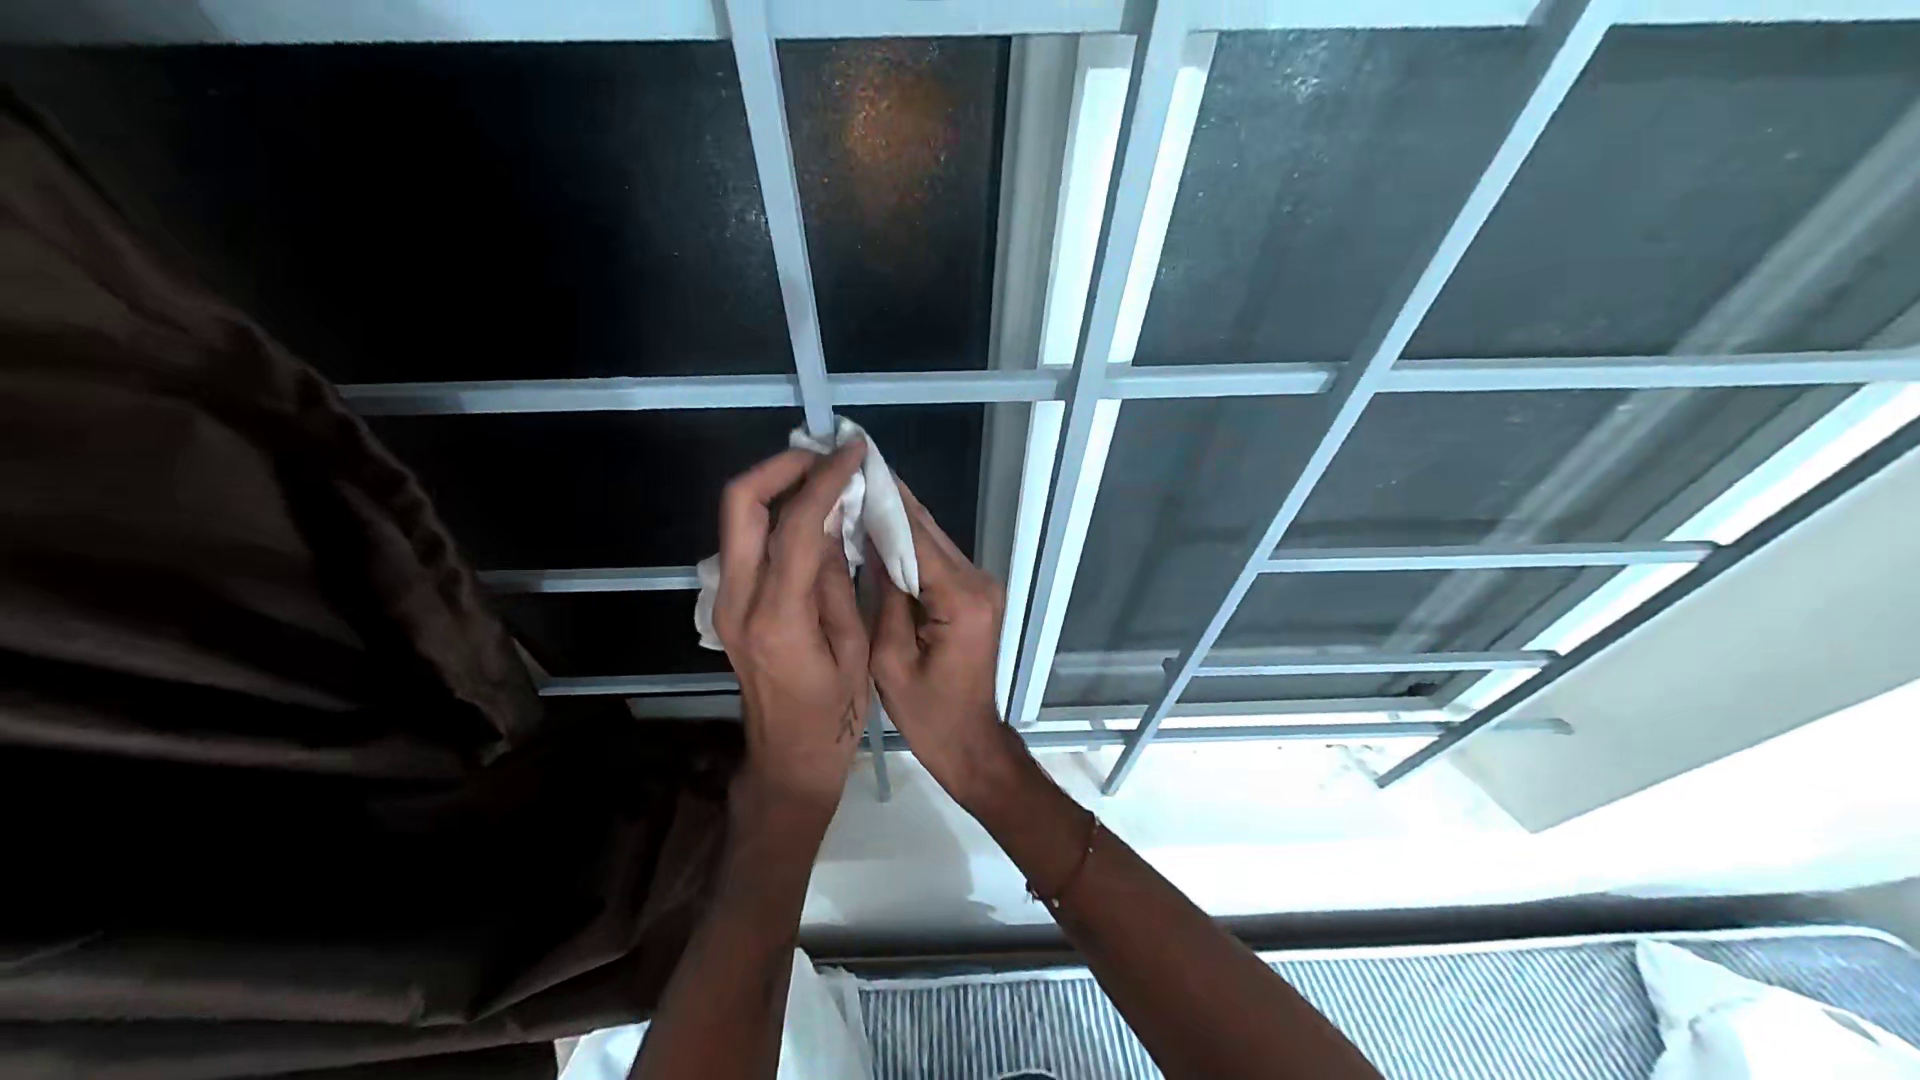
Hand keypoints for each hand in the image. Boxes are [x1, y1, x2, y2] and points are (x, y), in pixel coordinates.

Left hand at [714, 441, 871, 809]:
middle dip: (781, 466)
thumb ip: (838, 582)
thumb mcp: (855, 648)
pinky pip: (745, 542)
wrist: (787, 760)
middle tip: (824, 454)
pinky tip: (810, 514)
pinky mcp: (727, 606)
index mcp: (778, 616)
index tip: (854, 453)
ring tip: (822, 474)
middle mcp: (737, 600)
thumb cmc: (833, 715)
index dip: (827, 480)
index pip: (797, 525)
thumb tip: (834, 522)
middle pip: (739, 503)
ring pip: (736, 518)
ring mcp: (724, 602)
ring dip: (775, 486)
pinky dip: (773, 514)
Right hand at [869, 481, 1023, 810]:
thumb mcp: (888, 658)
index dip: (884, 500)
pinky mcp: (977, 592)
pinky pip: (938, 558)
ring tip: (856, 489)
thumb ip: (883, 595)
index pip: (917, 537)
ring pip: (933, 539)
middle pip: (928, 530)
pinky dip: (910, 542)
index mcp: (960, 599)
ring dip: (898, 517)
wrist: (970, 741)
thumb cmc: (927, 714)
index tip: (853, 466)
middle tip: (849, 467)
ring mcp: (982, 585)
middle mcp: (979, 582)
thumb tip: (869, 542)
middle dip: (889, 499)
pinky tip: (879, 526)